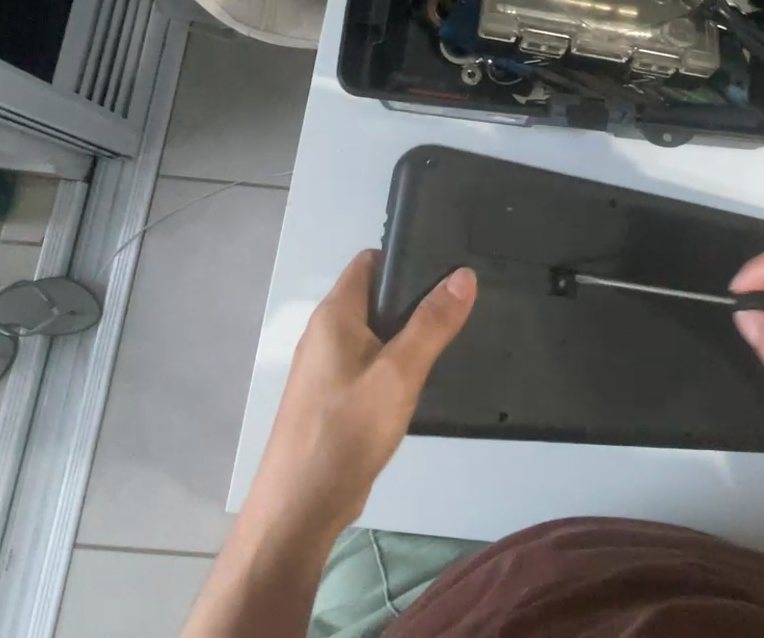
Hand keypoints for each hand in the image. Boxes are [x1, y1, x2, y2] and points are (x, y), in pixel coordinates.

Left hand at [240, 250, 476, 539]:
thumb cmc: (345, 432)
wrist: (300, 508)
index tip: (449, 264)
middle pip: (376, 295)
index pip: (370, 261)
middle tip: (462, 302)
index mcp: (334, 315)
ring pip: (375, 332)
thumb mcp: (399, 373)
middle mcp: (326, 333)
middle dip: (415, 296)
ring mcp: (328, 367)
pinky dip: (396, 363)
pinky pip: (371, 363)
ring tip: (453, 335)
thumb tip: (463, 275)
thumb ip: (432, 323)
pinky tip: (424, 377)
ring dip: (408, 333)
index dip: (407, 256)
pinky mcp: (335, 397)